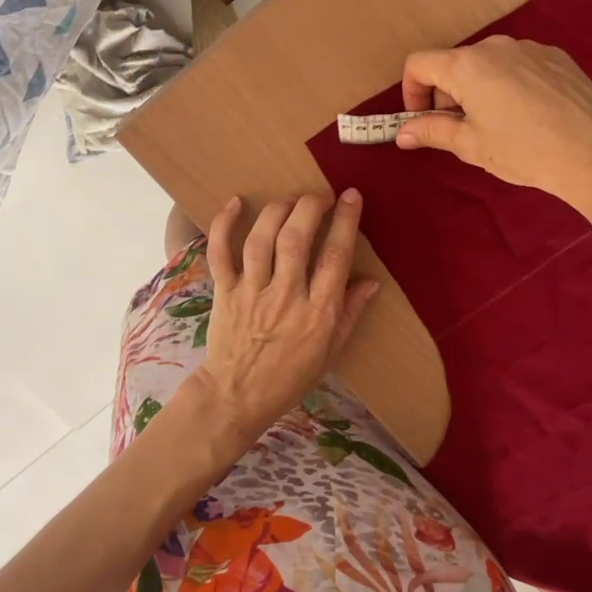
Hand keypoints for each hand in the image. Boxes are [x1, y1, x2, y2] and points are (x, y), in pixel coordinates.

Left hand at [188, 192, 379, 445]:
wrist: (237, 397)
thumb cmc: (289, 377)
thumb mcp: (330, 352)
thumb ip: (350, 313)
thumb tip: (371, 281)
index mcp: (318, 314)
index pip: (335, 257)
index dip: (345, 221)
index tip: (351, 197)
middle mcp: (285, 297)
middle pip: (296, 239)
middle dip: (310, 207)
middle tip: (320, 194)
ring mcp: (251, 292)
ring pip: (261, 240)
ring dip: (277, 211)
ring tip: (291, 199)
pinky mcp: (224, 291)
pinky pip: (220, 252)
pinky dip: (223, 225)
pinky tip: (235, 203)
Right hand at [395, 36, 591, 221]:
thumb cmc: (524, 150)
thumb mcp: (470, 145)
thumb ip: (432, 131)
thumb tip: (404, 133)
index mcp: (466, 65)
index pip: (419, 64)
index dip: (411, 92)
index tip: (422, 120)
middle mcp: (495, 47)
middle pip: (454, 64)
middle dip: (447, 94)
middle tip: (461, 130)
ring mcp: (530, 49)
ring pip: (488, 65)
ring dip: (479, 90)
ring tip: (499, 125)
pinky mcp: (557, 58)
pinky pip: (519, 66)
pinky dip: (511, 85)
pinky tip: (530, 116)